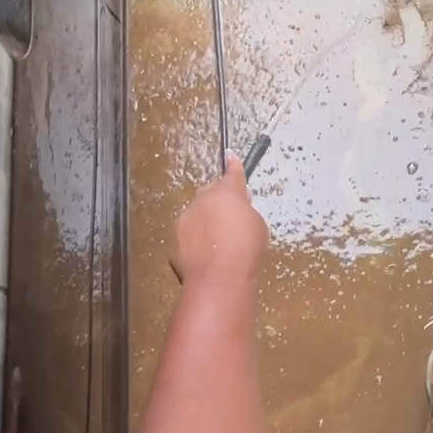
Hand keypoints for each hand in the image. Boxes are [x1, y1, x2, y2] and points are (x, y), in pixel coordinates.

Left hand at [169, 154, 268, 287]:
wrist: (219, 277)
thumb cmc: (246, 249)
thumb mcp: (258, 226)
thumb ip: (246, 212)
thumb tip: (238, 209)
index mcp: (227, 193)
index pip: (232, 174)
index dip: (234, 165)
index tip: (230, 155)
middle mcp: (202, 200)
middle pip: (211, 194)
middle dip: (219, 202)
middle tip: (231, 219)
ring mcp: (185, 219)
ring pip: (197, 215)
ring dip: (206, 223)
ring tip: (218, 245)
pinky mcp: (174, 239)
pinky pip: (188, 235)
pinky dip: (195, 241)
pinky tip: (206, 256)